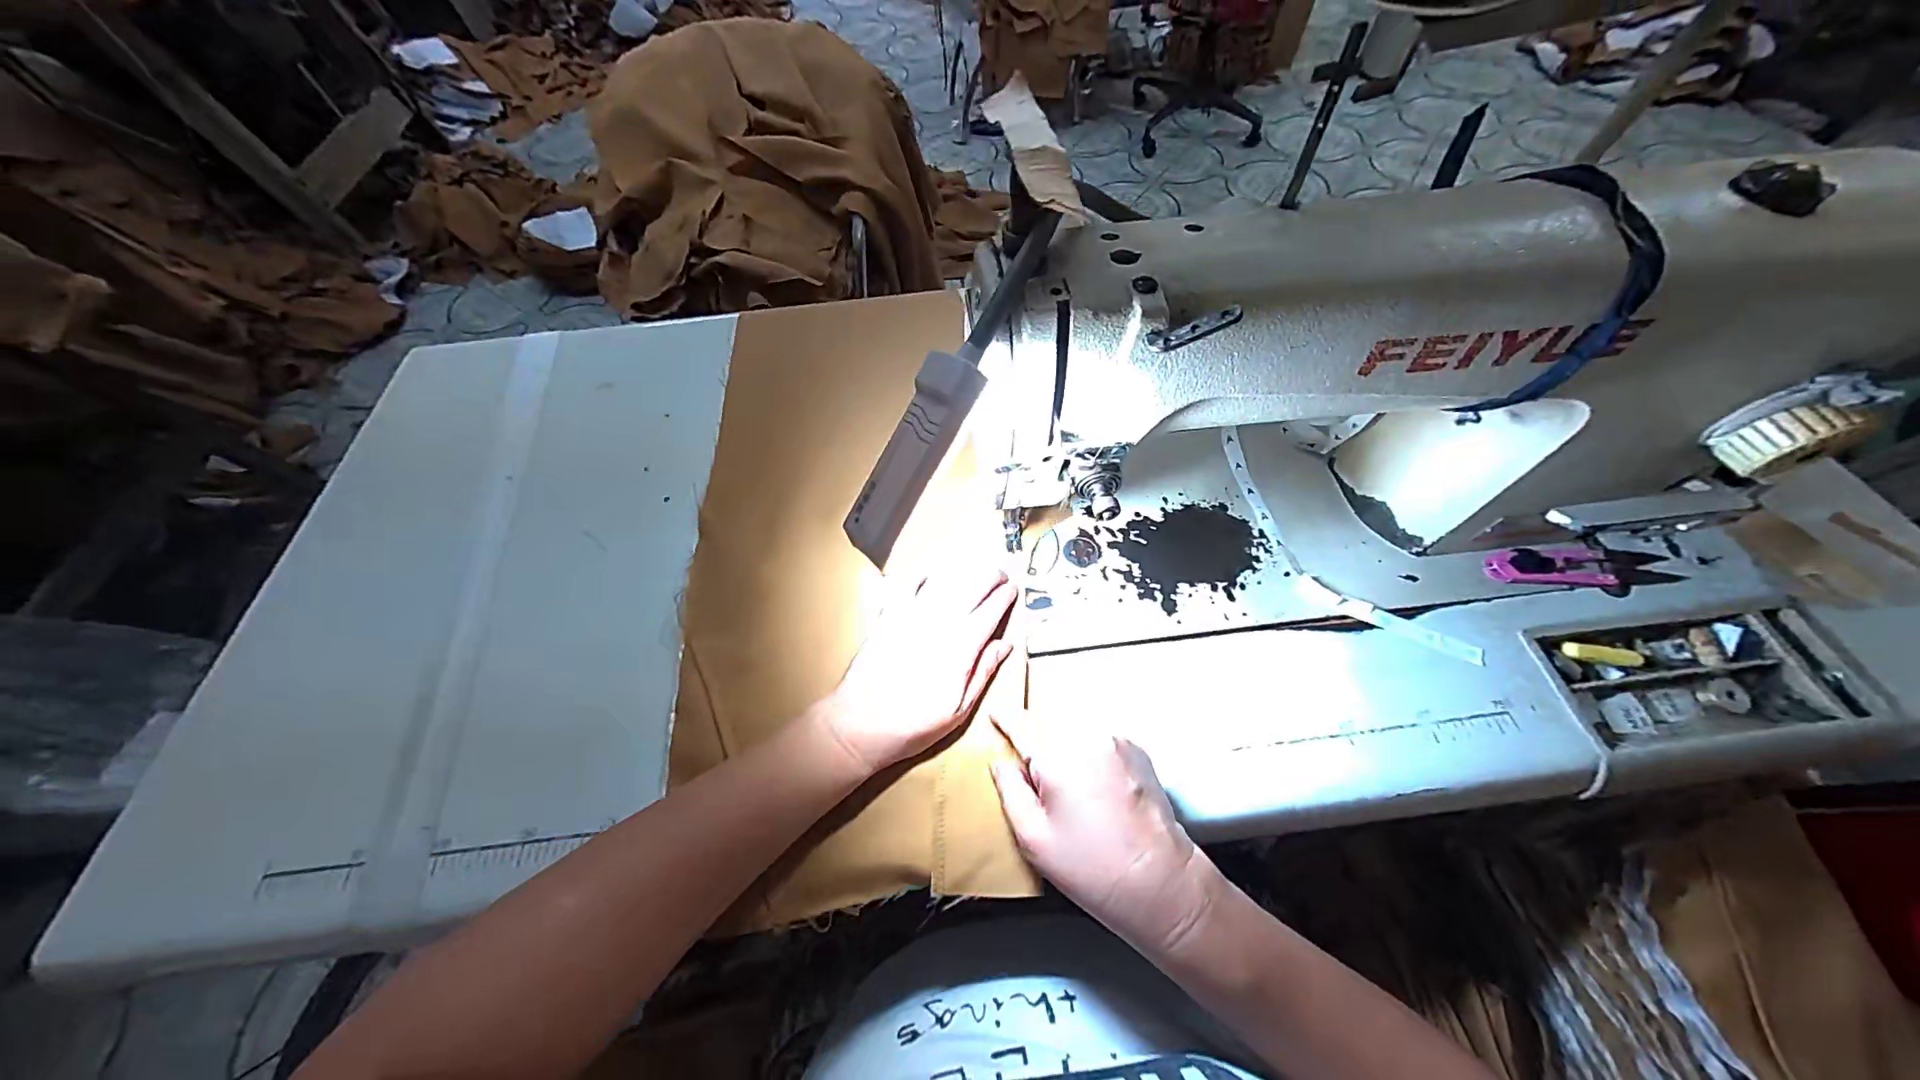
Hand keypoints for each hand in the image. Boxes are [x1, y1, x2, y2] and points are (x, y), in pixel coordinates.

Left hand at [820, 567, 1016, 774]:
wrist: (859, 726)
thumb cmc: (911, 725)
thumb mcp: (958, 710)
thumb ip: (983, 672)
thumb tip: (1004, 646)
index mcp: (960, 648)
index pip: (990, 610)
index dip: (1004, 597)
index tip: (1013, 590)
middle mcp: (937, 625)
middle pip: (970, 587)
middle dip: (990, 577)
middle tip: (1000, 576)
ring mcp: (909, 618)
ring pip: (943, 581)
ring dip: (963, 572)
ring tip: (974, 570)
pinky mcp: (886, 618)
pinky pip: (904, 586)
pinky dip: (919, 576)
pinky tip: (928, 575)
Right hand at [991, 710, 1215, 955]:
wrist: (1161, 882)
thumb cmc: (1094, 869)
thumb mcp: (1034, 838)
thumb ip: (1010, 791)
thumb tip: (1001, 763)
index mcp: (1058, 758)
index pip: (1022, 724)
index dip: (1005, 720)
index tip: (996, 717)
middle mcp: (1088, 738)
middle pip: (1050, 722)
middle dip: (1039, 741)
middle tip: (1041, 783)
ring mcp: (1117, 741)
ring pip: (1075, 730)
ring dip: (1066, 746)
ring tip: (1074, 793)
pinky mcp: (1136, 750)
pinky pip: (1099, 740)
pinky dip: (1090, 753)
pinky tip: (1096, 790)